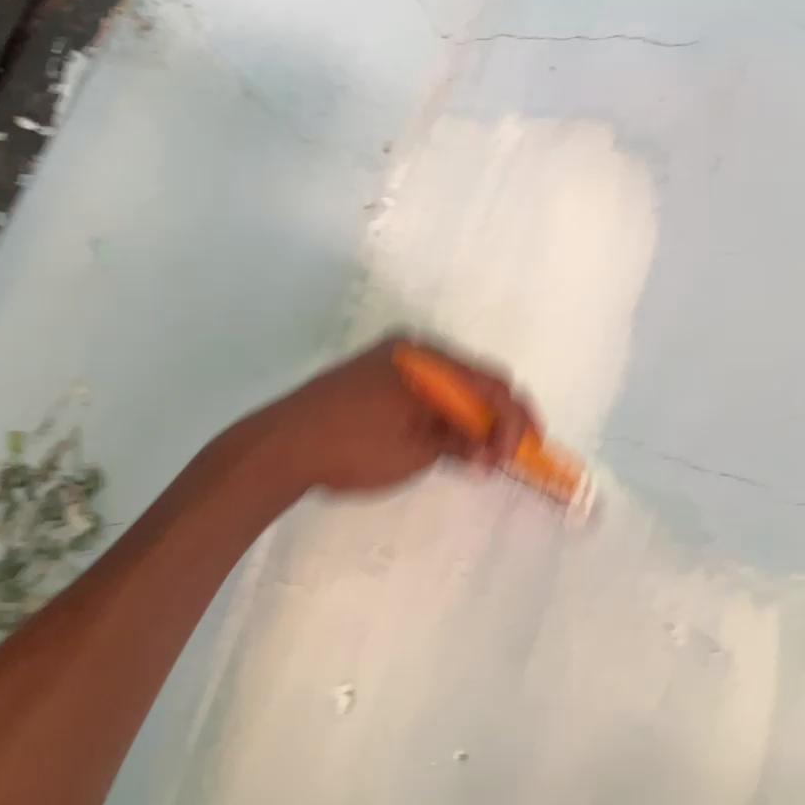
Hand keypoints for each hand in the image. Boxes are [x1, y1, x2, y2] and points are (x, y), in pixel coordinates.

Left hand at [247, 334, 540, 496]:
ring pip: (449, 382)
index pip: (489, 385)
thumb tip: (487, 450)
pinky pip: (424, 386)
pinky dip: (442, 410)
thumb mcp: (414, 452)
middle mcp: (412, 349)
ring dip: (469, 416)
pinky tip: (446, 437)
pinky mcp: (373, 372)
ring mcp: (389, 357)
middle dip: (495, 417)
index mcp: (426, 360)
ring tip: (477, 454)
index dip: (515, 420)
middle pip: (472, 378)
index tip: (523, 455)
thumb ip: (458, 443)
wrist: (281, 445)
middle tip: (505, 456)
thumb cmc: (351, 449)